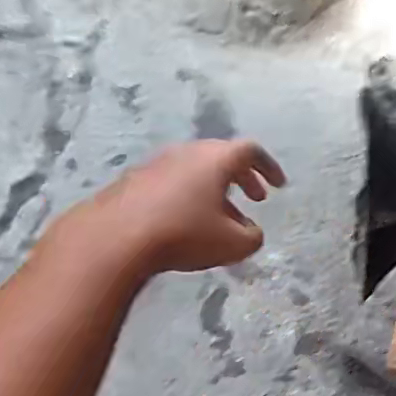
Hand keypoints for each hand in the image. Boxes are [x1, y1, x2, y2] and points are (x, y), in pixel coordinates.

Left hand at [49, 139, 287, 282]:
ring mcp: (158, 164)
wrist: (117, 237)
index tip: (279, 185)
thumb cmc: (185, 234)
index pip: (250, 151)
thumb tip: (251, 232)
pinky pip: (175, 182)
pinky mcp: (137, 181)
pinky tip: (191, 223)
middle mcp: (187, 153)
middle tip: (256, 198)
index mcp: (215, 160)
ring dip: (217, 190)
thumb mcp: (234, 244)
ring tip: (225, 218)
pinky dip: (192, 197)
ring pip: (197, 171)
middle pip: (222, 157)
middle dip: (243, 177)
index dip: (269, 167)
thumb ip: (253, 237)